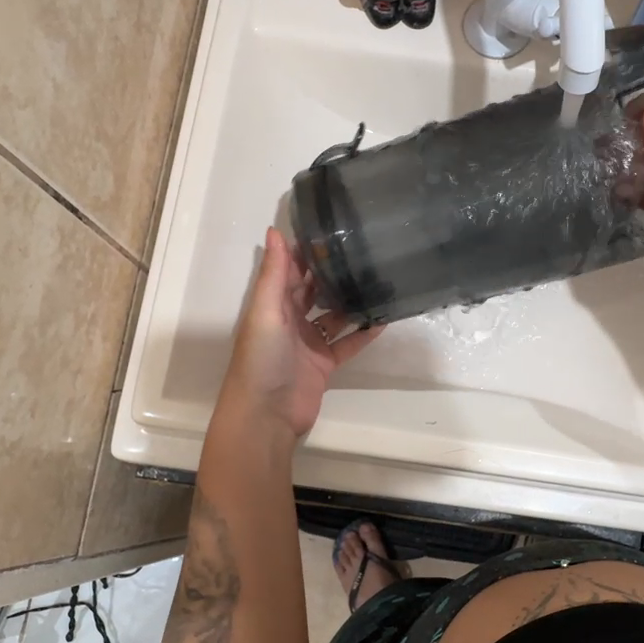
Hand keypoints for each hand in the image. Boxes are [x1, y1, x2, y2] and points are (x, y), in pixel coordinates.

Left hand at [217, 228, 380, 439]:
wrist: (266, 414)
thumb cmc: (261, 358)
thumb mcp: (267, 310)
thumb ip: (275, 273)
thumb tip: (275, 230)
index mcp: (271, 304)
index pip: (289, 270)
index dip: (306, 251)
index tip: (332, 228)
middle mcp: (289, 320)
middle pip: (312, 291)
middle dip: (332, 273)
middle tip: (363, 250)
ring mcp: (308, 343)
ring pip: (333, 316)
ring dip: (351, 301)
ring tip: (378, 281)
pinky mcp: (324, 364)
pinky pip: (347, 343)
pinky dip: (362, 333)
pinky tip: (382, 319)